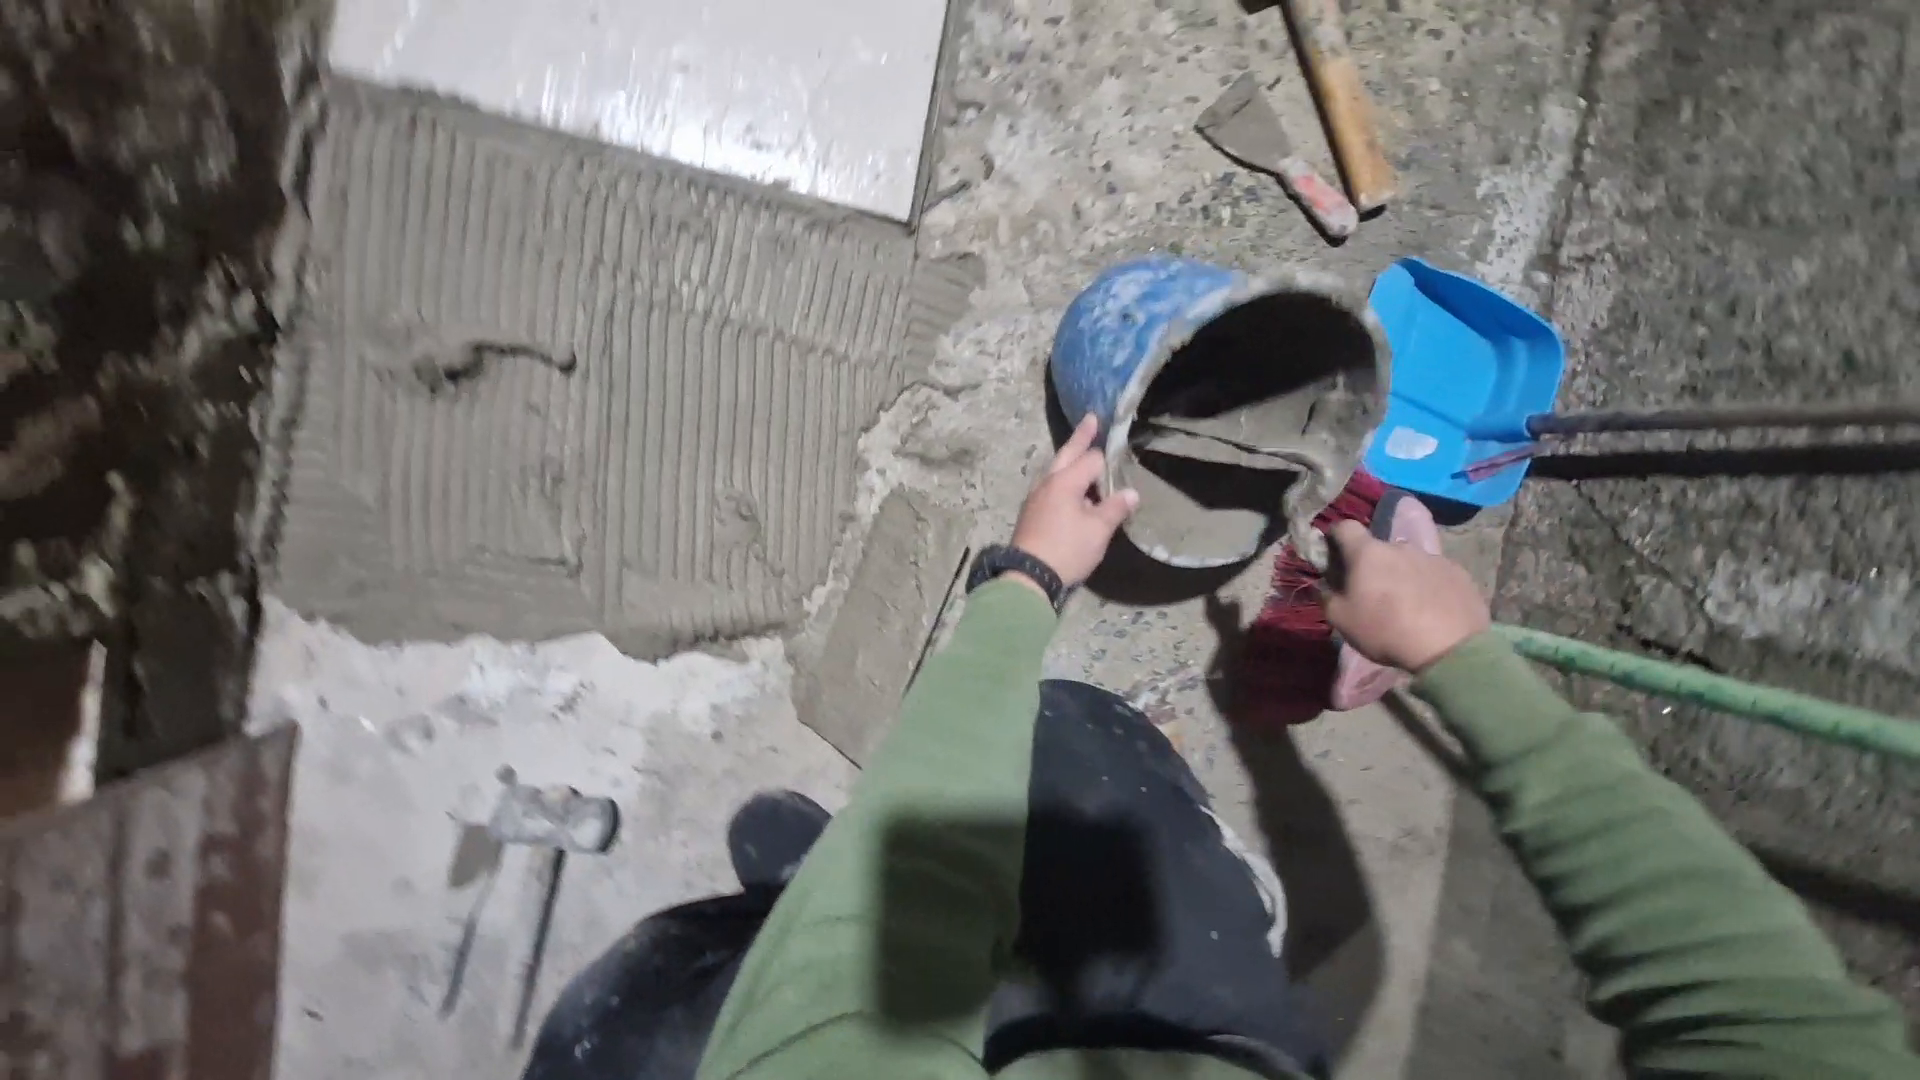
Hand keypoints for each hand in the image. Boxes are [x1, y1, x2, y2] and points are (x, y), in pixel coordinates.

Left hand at [1009, 414, 1140, 587]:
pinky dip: (1063, 480)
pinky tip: (1070, 489)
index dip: (1108, 458)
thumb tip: (1131, 493)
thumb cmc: (1067, 550)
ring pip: (1055, 470)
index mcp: (1065, 481)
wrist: (1029, 576)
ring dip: (1069, 459)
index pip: (1092, 459)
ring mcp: (1036, 497)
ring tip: (1081, 452)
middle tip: (1091, 419)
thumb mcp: (1098, 531)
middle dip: (1080, 437)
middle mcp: (1047, 483)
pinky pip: (1050, 487)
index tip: (1119, 448)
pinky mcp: (1031, 512)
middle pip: (1066, 454)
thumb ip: (1115, 508)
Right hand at [1321, 519, 1490, 672]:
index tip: (1334, 557)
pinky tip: (1429, 609)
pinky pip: (1433, 572)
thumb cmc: (1385, 630)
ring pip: (1406, 560)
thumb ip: (1326, 595)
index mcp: (1367, 553)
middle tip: (1370, 592)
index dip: (1335, 537)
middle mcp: (1400, 546)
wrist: (1450, 648)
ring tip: (1405, 604)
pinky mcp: (1458, 572)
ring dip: (1400, 574)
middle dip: (1370, 564)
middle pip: (1378, 548)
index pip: (1345, 527)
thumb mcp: (1340, 619)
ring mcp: (1433, 557)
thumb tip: (1323, 584)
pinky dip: (1426, 584)